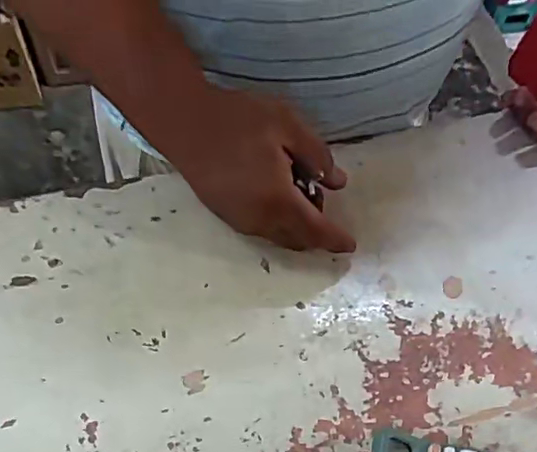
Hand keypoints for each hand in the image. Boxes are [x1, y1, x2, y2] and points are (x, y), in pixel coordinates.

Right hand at [156, 85, 354, 252]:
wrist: (185, 125)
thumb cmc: (238, 120)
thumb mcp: (287, 125)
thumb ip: (317, 156)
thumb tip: (338, 182)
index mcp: (279, 203)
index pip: (316, 231)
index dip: (335, 240)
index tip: (350, 246)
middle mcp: (261, 223)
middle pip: (298, 241)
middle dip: (316, 231)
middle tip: (315, 192)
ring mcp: (243, 224)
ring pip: (280, 238)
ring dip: (296, 226)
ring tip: (294, 186)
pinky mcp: (230, 219)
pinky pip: (264, 231)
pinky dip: (279, 222)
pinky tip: (273, 190)